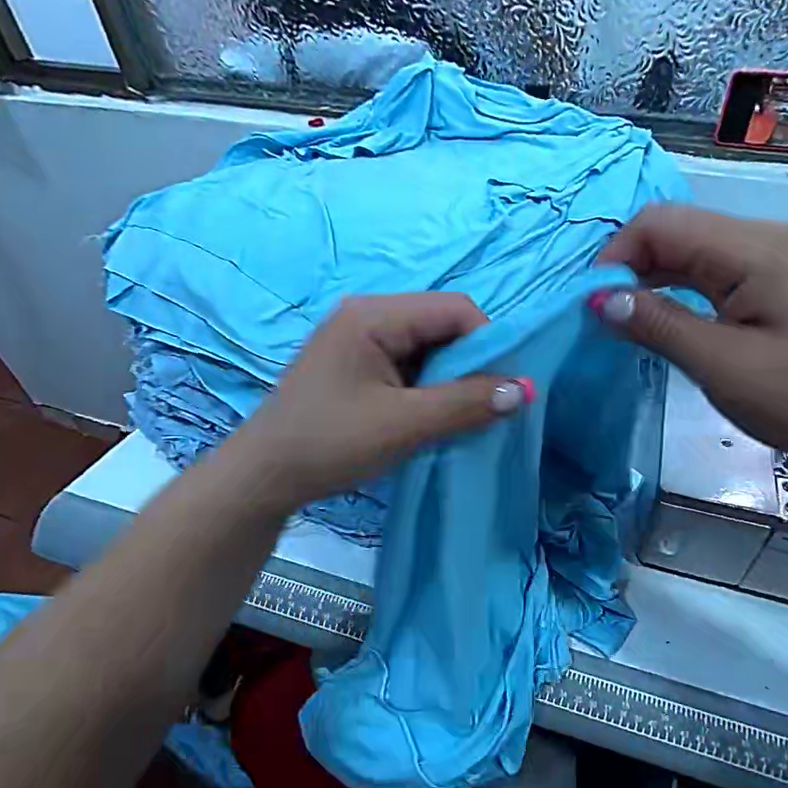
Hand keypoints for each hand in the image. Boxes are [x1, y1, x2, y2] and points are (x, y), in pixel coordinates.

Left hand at [210, 293, 529, 515]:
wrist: (263, 478)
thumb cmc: (328, 443)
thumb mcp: (403, 424)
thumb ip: (466, 403)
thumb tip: (525, 390)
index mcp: (374, 314)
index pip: (456, 309)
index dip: (487, 345)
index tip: (499, 391)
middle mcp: (369, 315)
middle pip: (444, 326)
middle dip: (470, 365)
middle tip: (479, 408)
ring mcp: (362, 340)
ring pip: (432, 348)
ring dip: (452, 380)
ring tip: (453, 417)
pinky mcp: (360, 365)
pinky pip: (413, 366)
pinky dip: (431, 389)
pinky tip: (430, 417)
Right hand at [594, 203, 787, 466]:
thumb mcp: (726, 368)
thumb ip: (660, 326)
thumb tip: (601, 298)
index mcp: (754, 247)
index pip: (662, 222)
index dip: (617, 256)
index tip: (594, 306)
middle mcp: (769, 237)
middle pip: (681, 230)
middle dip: (635, 267)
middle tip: (607, 319)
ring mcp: (785, 256)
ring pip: (702, 250)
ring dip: (661, 279)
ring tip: (634, 322)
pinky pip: (727, 269)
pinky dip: (692, 289)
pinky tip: (678, 320)